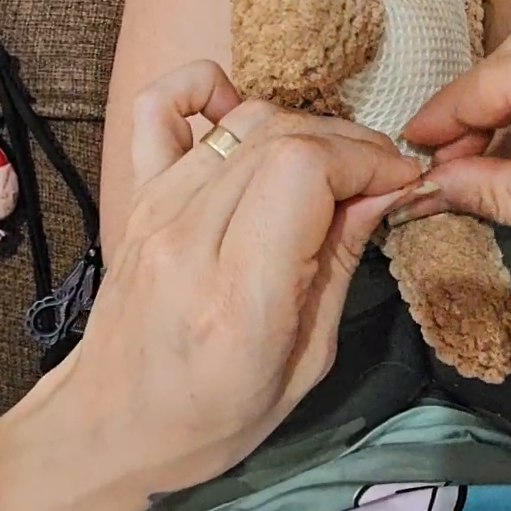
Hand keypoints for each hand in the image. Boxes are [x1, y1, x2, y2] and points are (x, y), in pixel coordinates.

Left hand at [35, 61, 420, 497]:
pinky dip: (204, 87)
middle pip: (279, 136)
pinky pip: (159, 107)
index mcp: (237, 294)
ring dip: (303, 127)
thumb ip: (340, 262)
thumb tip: (383, 189)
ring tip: (330, 162)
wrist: (112, 423)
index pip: (303, 171)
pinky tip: (237, 112)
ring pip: (241, 120)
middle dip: (348, 144)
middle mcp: (189, 236)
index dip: (364, 160)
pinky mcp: (135, 195)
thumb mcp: (306, 360)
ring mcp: (154, 208)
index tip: (398, 180)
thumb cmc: (215, 416)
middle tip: (377, 176)